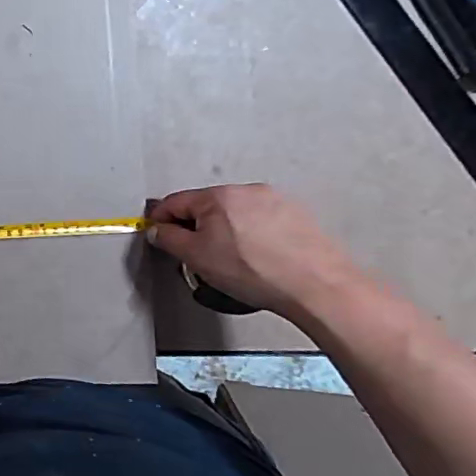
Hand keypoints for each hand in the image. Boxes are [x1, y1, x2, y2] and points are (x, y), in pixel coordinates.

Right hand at [145, 184, 369, 317]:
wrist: (316, 285)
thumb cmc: (256, 271)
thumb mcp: (196, 257)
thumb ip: (168, 239)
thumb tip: (159, 230)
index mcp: (218, 195)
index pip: (175, 202)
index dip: (161, 220)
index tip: (159, 236)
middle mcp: (247, 190)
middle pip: (206, 206)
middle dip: (196, 228)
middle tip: (198, 256)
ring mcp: (275, 200)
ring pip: (234, 214)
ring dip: (225, 232)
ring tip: (232, 262)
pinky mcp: (296, 215)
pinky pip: (260, 221)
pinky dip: (252, 236)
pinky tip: (257, 259)